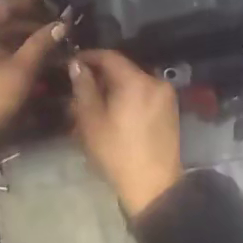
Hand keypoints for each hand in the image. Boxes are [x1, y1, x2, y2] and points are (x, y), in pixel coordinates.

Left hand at [0, 0, 65, 141]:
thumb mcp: (22, 71)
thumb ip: (42, 43)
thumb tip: (61, 25)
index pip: (7, 2)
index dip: (34, 3)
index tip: (56, 11)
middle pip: (1, 17)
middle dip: (30, 22)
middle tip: (54, 31)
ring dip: (21, 36)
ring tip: (46, 46)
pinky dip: (9, 48)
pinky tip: (28, 58)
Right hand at [67, 50, 184, 217]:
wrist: (153, 185)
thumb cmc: (117, 152)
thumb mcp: (92, 120)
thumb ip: (84, 88)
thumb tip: (76, 65)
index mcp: (136, 81)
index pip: (109, 57)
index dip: (88, 57)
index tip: (71, 63)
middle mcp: (155, 81)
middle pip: (123, 70)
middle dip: (100, 76)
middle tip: (79, 88)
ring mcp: (166, 96)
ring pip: (133, 83)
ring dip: (113, 88)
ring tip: (94, 104)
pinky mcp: (170, 111)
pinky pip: (144, 95)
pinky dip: (127, 98)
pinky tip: (114, 113)